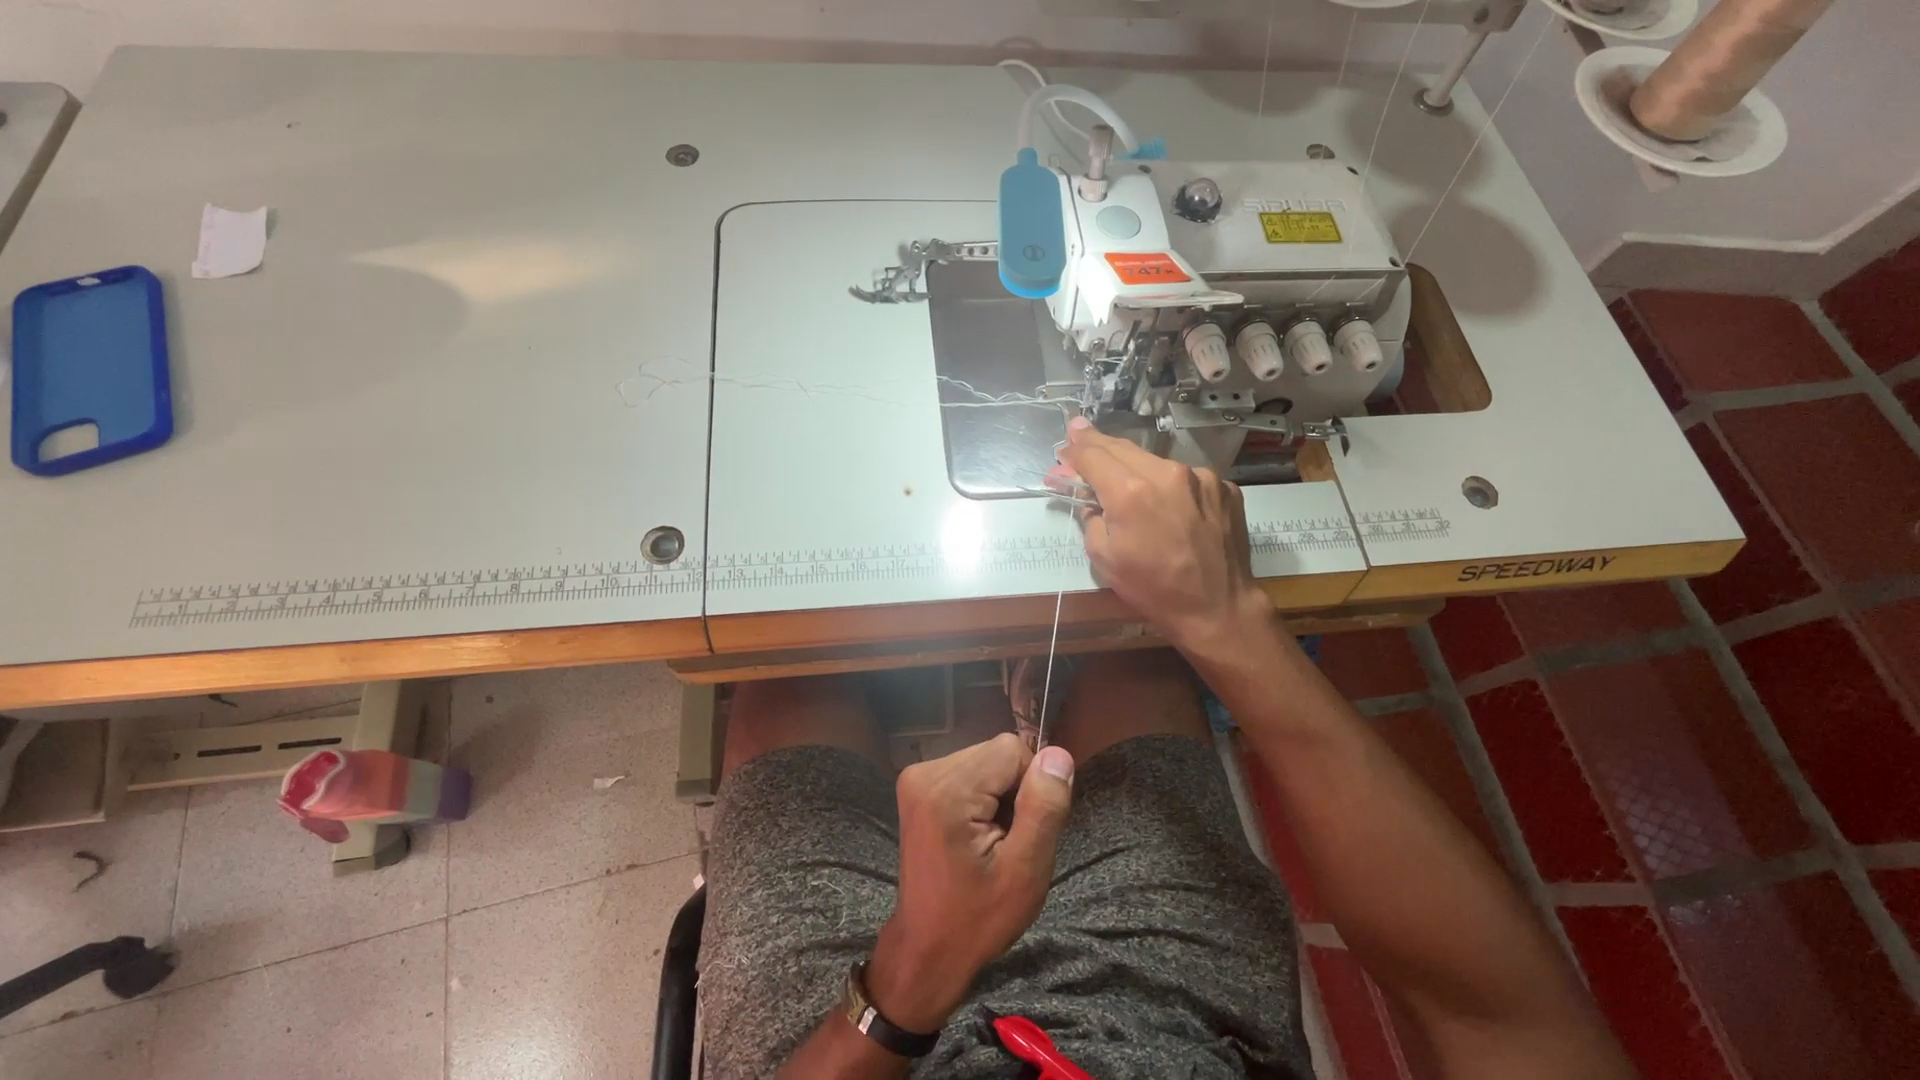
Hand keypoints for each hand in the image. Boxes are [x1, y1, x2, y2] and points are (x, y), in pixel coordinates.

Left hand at [865, 734, 1074, 1032]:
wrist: (928, 947)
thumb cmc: (978, 918)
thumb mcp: (1025, 870)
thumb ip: (1043, 807)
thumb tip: (1059, 754)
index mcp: (946, 789)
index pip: (1013, 749)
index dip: (1031, 788)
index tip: (1019, 832)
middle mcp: (925, 772)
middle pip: (998, 753)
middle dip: (1014, 792)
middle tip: (1004, 843)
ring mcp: (917, 778)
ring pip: (987, 761)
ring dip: (999, 797)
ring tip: (989, 843)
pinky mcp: (918, 787)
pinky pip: (970, 773)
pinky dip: (982, 799)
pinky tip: (974, 836)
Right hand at [1054, 415, 1270, 652]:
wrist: (1217, 608)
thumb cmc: (1152, 588)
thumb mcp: (1103, 557)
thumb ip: (1090, 516)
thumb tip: (1085, 493)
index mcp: (1130, 491)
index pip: (1092, 454)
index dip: (1074, 448)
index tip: (1064, 443)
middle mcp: (1166, 472)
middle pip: (1123, 448)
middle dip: (1098, 444)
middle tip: (1080, 436)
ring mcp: (1201, 477)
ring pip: (1156, 461)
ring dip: (1136, 466)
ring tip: (1126, 480)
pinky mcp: (1224, 488)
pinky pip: (1187, 478)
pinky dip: (1171, 486)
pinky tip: (1168, 505)